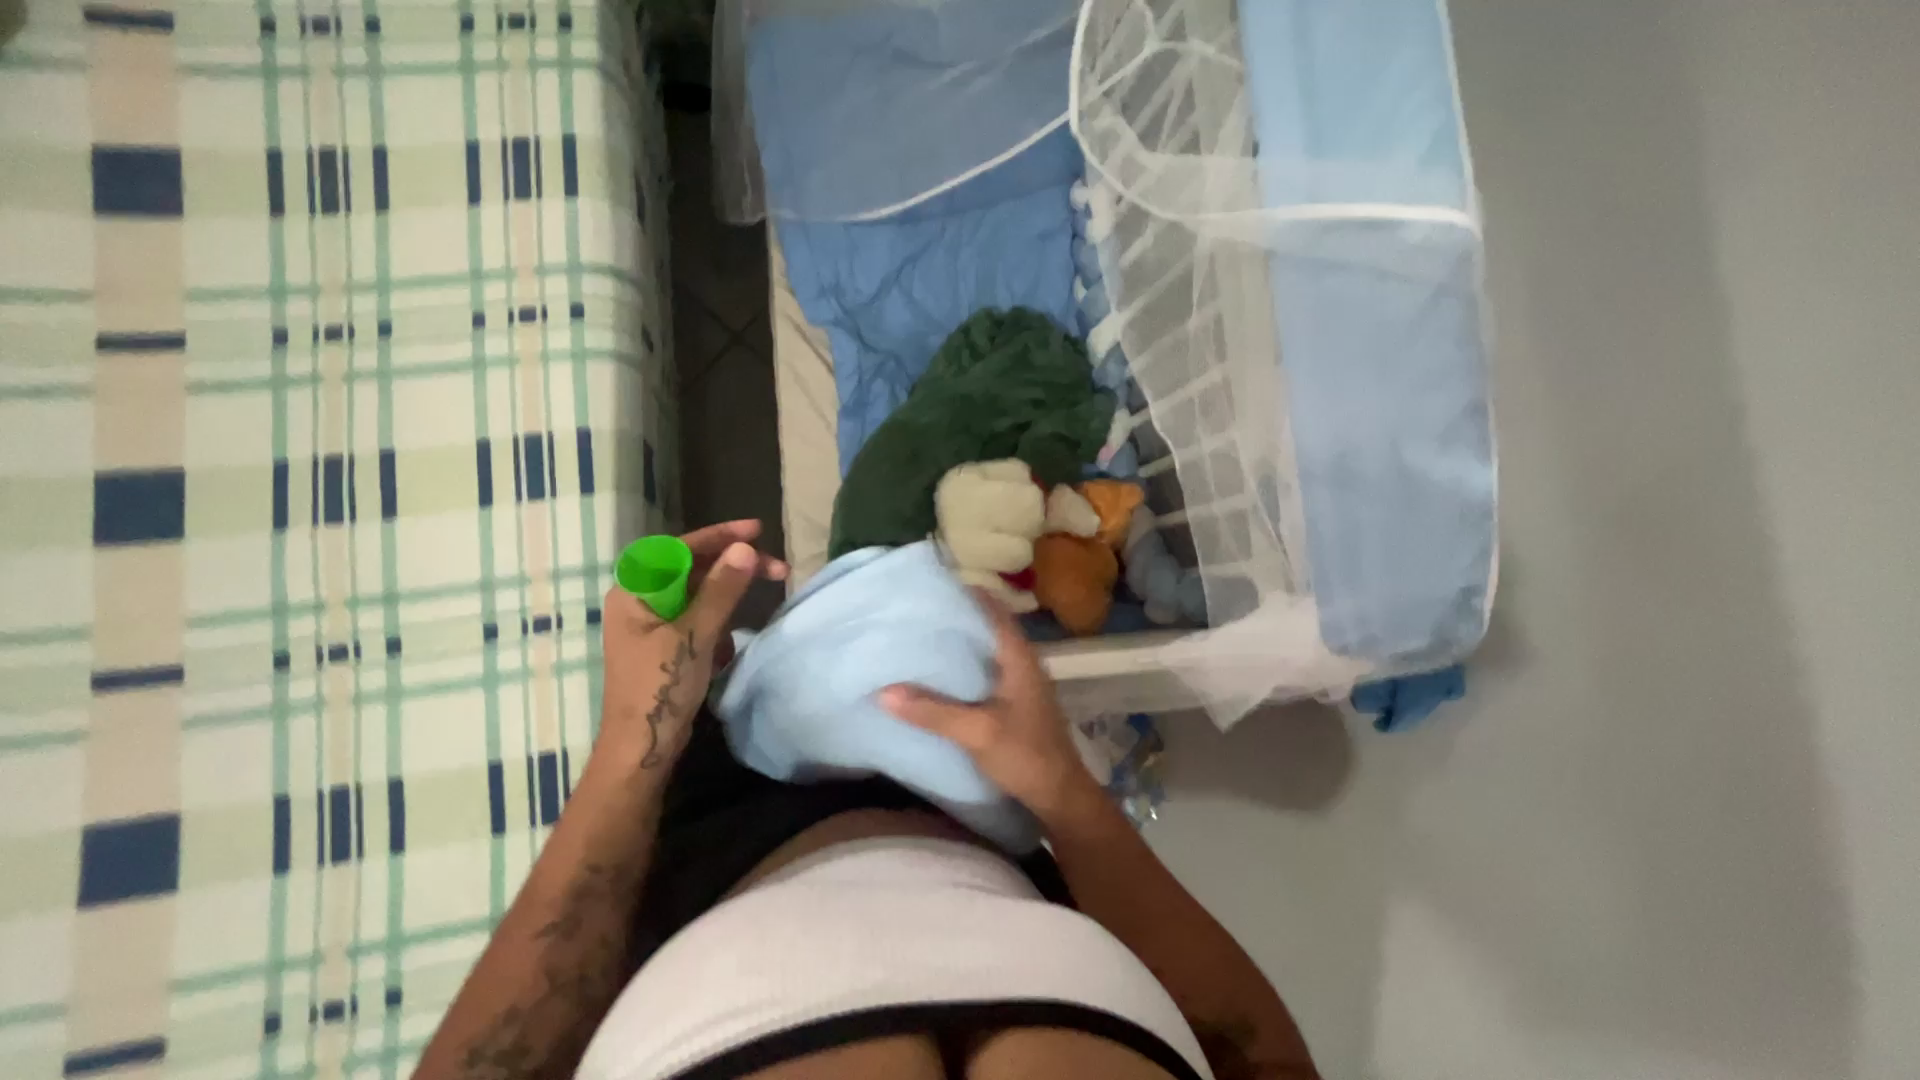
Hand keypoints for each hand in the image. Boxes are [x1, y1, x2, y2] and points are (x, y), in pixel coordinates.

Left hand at [598, 520, 787, 772]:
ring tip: (753, 614)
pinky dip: (719, 629)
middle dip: (733, 570)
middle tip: (777, 569)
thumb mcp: (695, 636)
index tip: (757, 532)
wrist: (643, 748)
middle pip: (693, 570)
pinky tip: (727, 651)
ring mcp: (654, 626)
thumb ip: (721, 590)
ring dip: (729, 602)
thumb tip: (745, 549)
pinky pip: (700, 622)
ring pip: (700, 598)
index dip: (719, 536)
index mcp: (635, 592)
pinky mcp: (668, 647)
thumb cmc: (660, 688)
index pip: (680, 549)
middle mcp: (641, 603)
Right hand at [881, 590, 1099, 821]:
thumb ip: (932, 712)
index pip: (993, 609)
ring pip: (986, 651)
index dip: (966, 594)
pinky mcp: (1015, 703)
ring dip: (959, 644)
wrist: (1060, 795)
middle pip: (987, 627)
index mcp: (1019, 657)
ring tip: (920, 640)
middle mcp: (1023, 662)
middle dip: (955, 619)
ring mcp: (1021, 683)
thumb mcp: (976, 732)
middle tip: (915, 614)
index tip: (931, 588)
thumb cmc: (1025, 755)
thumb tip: (884, 691)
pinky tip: (939, 678)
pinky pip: (985, 672)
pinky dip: (963, 668)